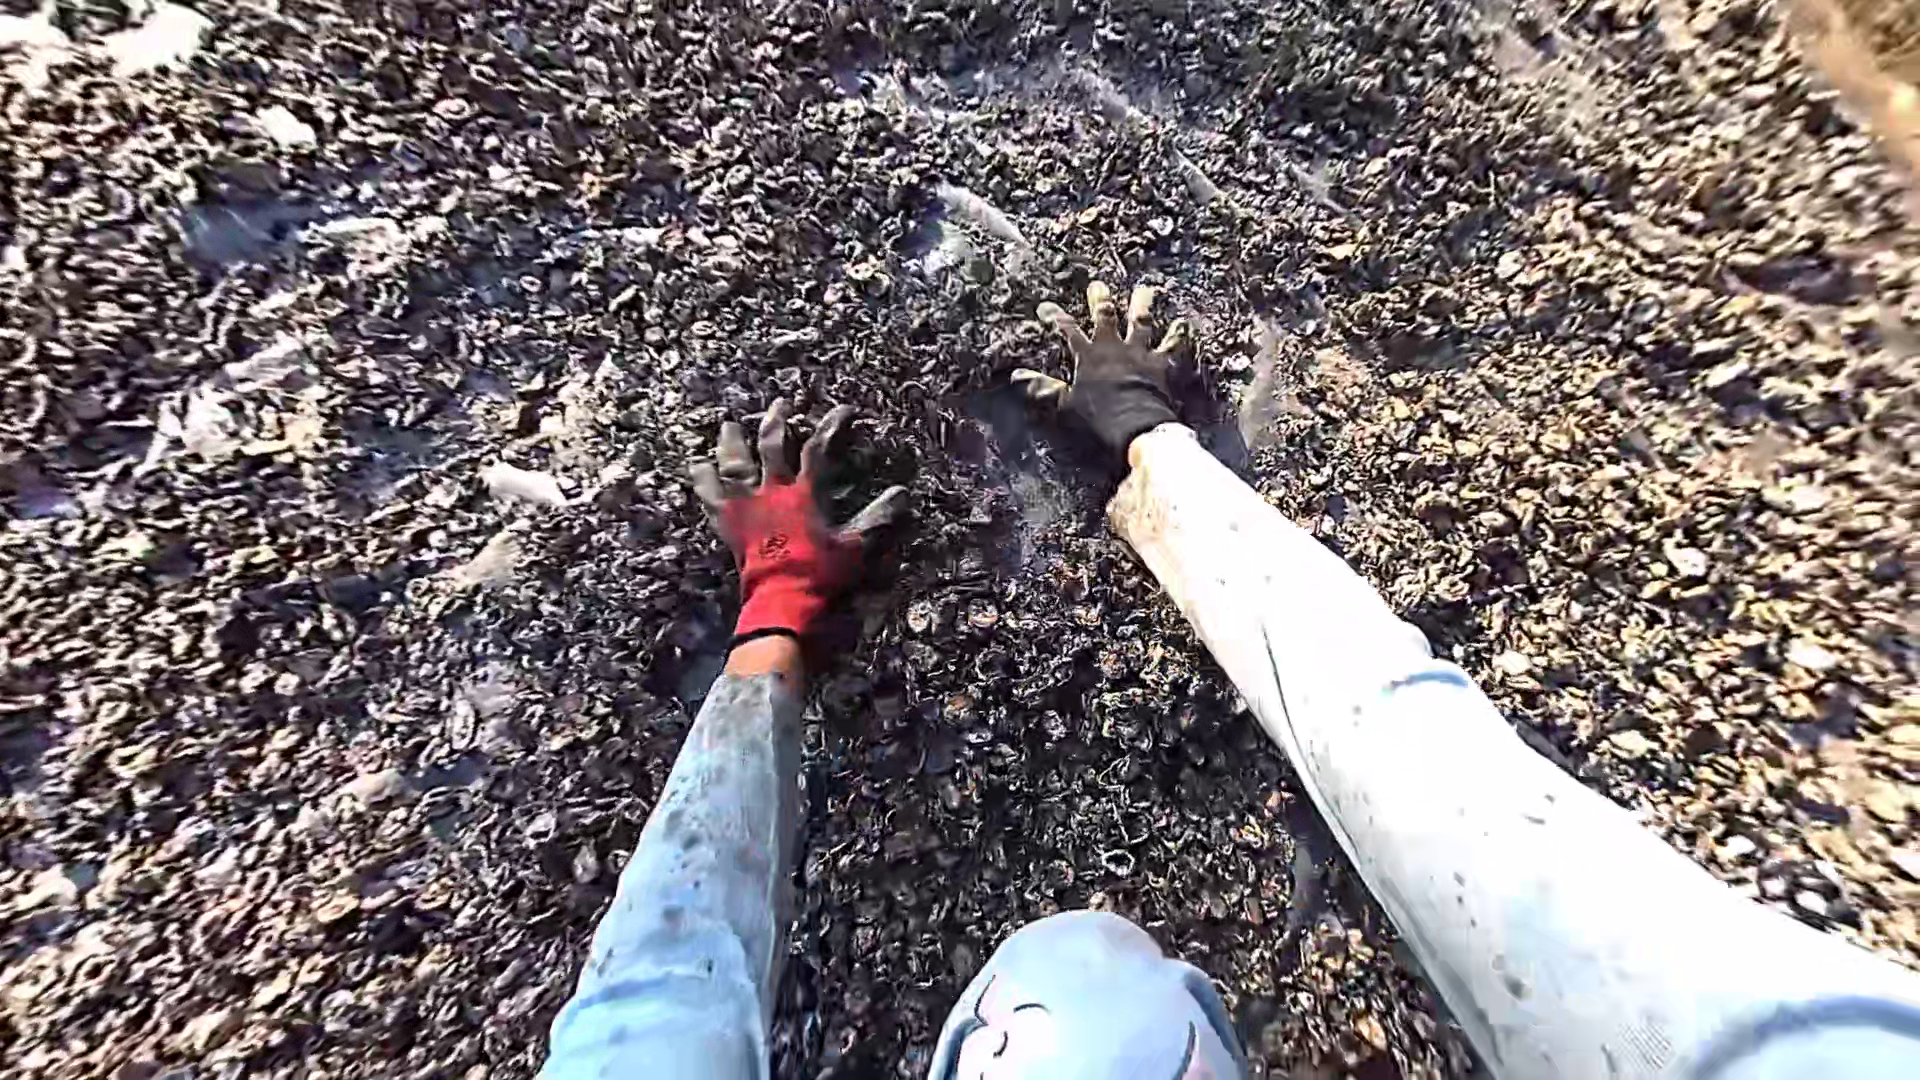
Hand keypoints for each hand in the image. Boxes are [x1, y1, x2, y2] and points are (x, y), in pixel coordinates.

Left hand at [690, 400, 908, 644]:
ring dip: (734, 440)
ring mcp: (747, 505)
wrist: (781, 598)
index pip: (820, 448)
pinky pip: (710, 494)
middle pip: (772, 445)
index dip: (833, 425)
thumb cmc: (819, 573)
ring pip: (735, 462)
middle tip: (781, 404)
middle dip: (778, 421)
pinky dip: (704, 478)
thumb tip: (903, 493)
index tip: (844, 411)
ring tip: (731, 424)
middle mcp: (773, 490)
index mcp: (805, 493)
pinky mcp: (728, 522)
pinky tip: (699, 465)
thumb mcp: (856, 546)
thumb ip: (878, 518)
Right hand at [1012, 280, 1191, 459]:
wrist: (1133, 423)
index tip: (1046, 307)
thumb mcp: (1064, 404)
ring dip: (1141, 305)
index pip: (1068, 331)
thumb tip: (1017, 376)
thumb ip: (1043, 387)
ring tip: (1144, 290)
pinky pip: (1171, 345)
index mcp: (1087, 356)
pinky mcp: (1159, 363)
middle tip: (1097, 285)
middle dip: (1100, 300)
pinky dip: (1177, 334)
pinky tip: (1183, 323)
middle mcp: (1112, 347)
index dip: (1056, 318)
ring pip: (1140, 321)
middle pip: (1105, 317)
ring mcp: (1138, 352)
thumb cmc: (1096, 417)